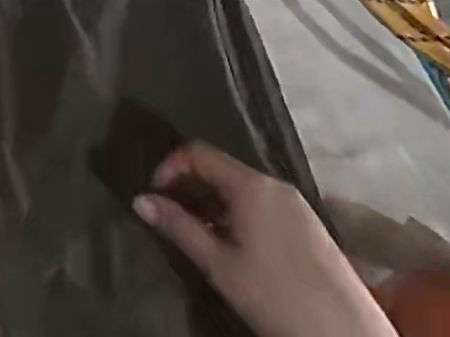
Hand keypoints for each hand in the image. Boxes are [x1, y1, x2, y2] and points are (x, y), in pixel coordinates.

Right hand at [134, 141, 396, 336]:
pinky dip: (237, 214)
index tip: (154, 195)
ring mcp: (296, 203)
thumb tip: (139, 200)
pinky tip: (234, 247)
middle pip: (220, 168)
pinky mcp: (310, 225)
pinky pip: (262, 203)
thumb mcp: (220, 265)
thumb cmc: (277, 297)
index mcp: (250, 184)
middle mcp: (273, 183)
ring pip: (240, 187)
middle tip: (171, 218)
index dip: (170, 166)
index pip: (198, 151)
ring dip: (212, 202)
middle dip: (190, 187)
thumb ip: (178, 227)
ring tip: (198, 236)